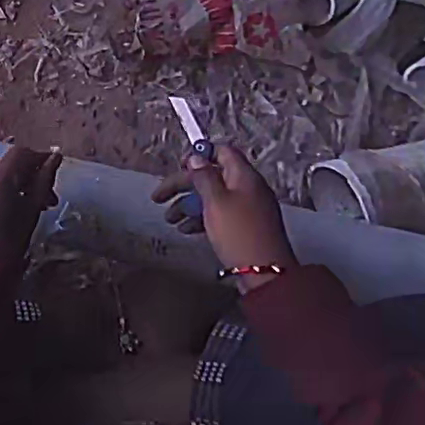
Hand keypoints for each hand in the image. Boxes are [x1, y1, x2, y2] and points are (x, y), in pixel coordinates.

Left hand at [0, 145, 63, 255]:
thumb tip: (54, 158)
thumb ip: (43, 181)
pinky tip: (15, 205)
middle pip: (11, 163)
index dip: (39, 158)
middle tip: (49, 197)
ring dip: (20, 182)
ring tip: (34, 204)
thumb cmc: (10, 242)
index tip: (53, 169)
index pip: (20, 154)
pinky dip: (5, 188)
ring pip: (2, 173)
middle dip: (31, 174)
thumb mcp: (31, 211)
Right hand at [151, 145, 295, 292]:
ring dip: (188, 204)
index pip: (222, 152)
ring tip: (170, 218)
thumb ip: (204, 177)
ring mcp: (247, 208)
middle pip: (211, 176)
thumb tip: (196, 157)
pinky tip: (186, 228)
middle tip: (160, 196)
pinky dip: (201, 217)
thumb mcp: (215, 201)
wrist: (264, 273)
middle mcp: (247, 188)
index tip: (180, 166)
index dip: (200, 154)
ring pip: (212, 196)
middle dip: (183, 185)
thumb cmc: (237, 232)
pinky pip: (219, 213)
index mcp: (244, 176)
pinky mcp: (245, 226)